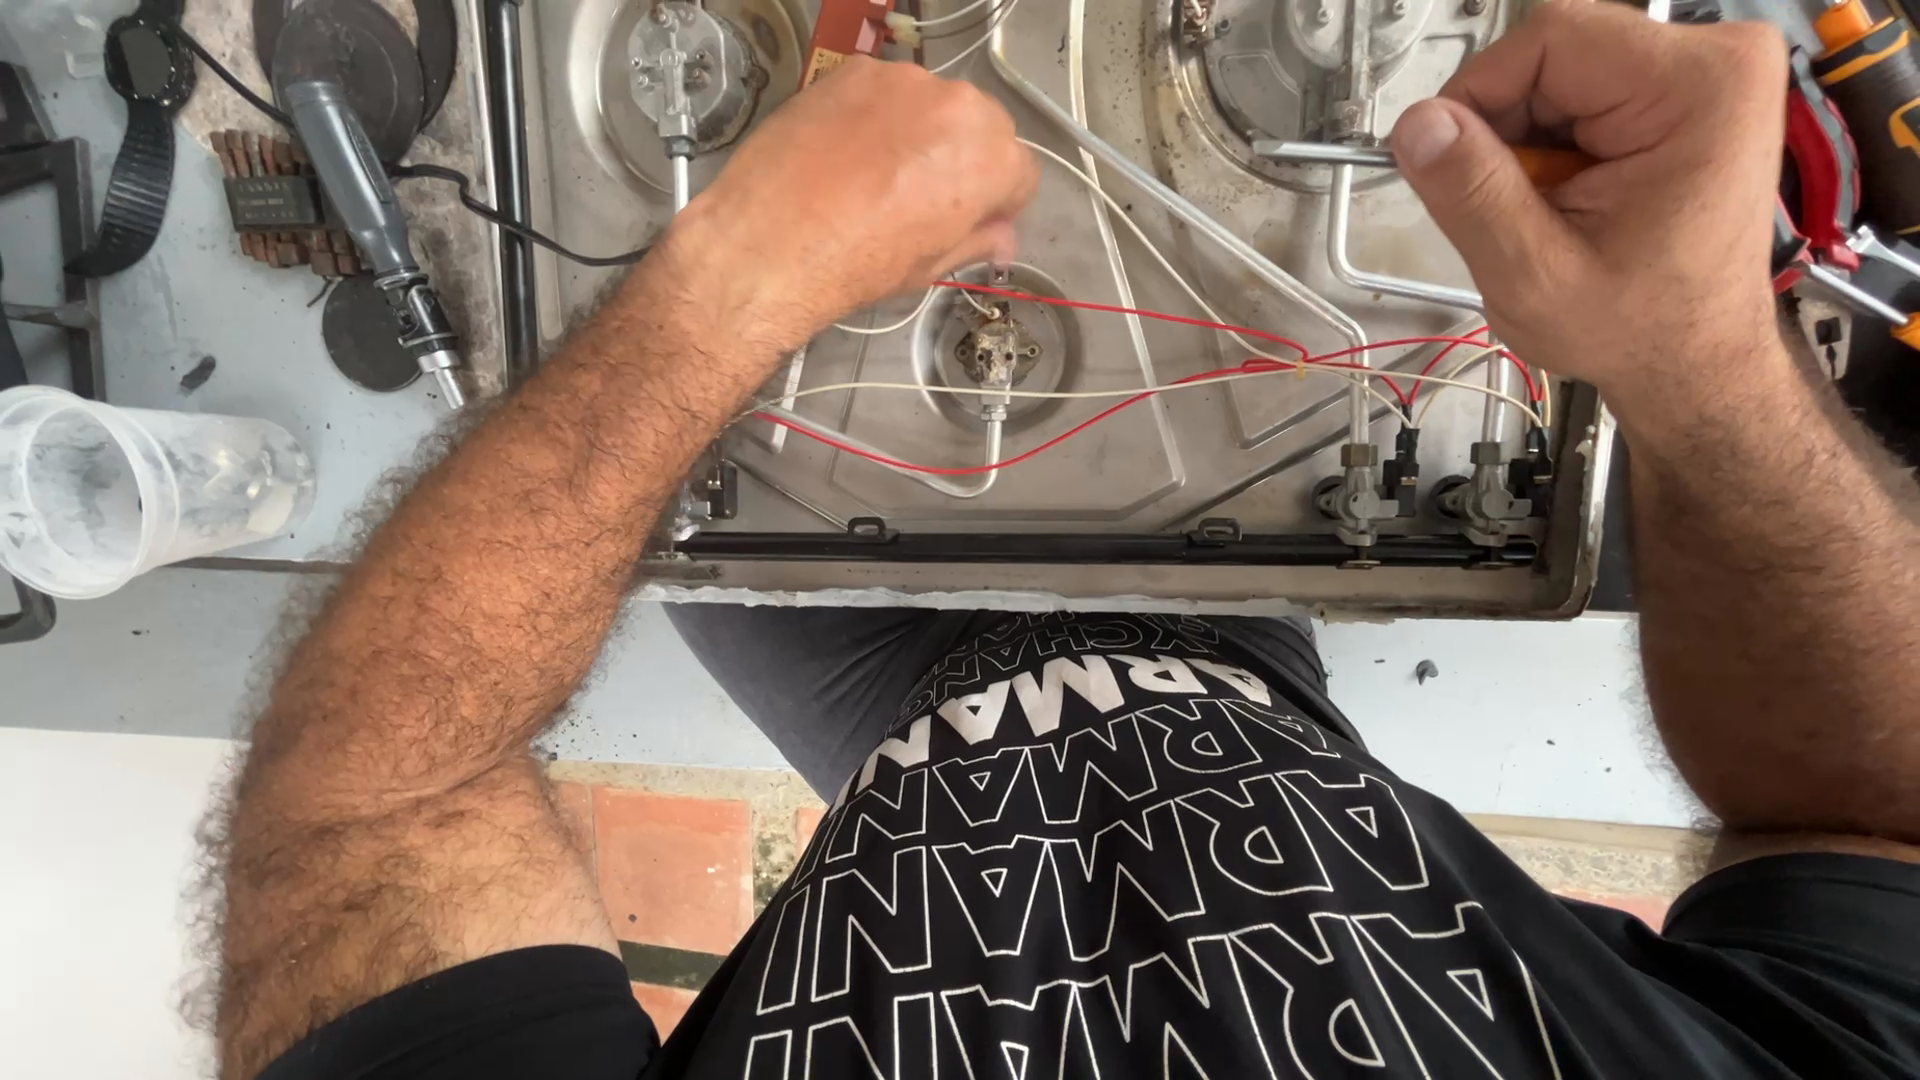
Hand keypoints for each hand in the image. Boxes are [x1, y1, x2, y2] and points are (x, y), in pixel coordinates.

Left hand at [657, 57, 1039, 352]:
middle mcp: (956, 104)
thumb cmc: (859, 262)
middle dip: (969, 162)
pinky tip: (853, 157)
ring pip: (935, 107)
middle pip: (984, 129)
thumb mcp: (932, 266)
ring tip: (884, 179)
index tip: (979, 220)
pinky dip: (881, 119)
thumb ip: (979, 241)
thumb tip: (1001, 240)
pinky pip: (888, 93)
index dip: (1001, 203)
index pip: (1022, 172)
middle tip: (931, 201)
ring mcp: (903, 80)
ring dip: (924, 135)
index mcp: (990, 158)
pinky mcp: (855, 70)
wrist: (776, 239)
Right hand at [1390, 1, 1789, 433]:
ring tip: (1528, 215)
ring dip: (1513, 150)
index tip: (1436, 166)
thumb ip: (1471, 193)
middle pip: (1550, 56)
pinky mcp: (1673, 104)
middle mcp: (1708, 60)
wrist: (1685, 357)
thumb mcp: (1528, 270)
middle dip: (1495, 132)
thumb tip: (1414, 125)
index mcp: (1693, 85)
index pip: (1548, 39)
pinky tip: (1547, 204)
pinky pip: (1571, 104)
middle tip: (1494, 209)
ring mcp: (1694, 79)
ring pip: (1552, 82)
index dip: (1472, 96)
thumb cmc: (1626, 325)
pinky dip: (1536, 156)